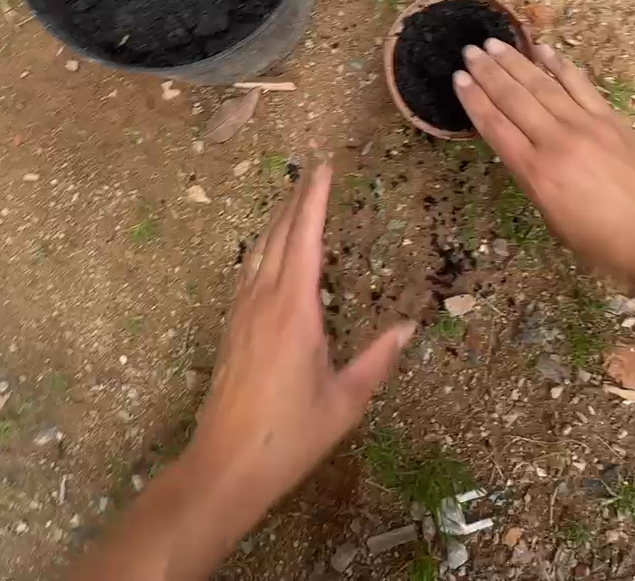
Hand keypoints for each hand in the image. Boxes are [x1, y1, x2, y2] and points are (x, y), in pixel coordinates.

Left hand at [184, 158, 415, 522]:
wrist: (224, 466)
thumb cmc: (289, 436)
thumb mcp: (344, 402)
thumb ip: (377, 360)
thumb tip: (409, 327)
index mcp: (294, 309)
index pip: (305, 238)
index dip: (314, 199)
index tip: (323, 168)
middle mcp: (264, 299)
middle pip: (278, 234)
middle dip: (296, 199)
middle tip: (313, 171)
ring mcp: (242, 311)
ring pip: (259, 248)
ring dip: (277, 218)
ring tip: (293, 198)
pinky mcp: (231, 326)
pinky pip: (248, 269)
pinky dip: (263, 245)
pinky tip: (267, 249)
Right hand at [454, 40, 634, 284]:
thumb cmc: (604, 243)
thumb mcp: (554, 219)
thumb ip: (534, 180)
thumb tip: (521, 150)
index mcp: (537, 174)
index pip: (495, 127)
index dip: (474, 100)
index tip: (458, 79)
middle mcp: (557, 142)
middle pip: (514, 98)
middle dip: (488, 72)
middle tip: (469, 50)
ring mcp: (586, 126)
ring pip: (543, 85)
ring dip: (515, 61)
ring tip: (493, 44)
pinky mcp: (611, 120)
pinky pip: (580, 85)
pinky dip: (560, 65)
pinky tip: (543, 49)